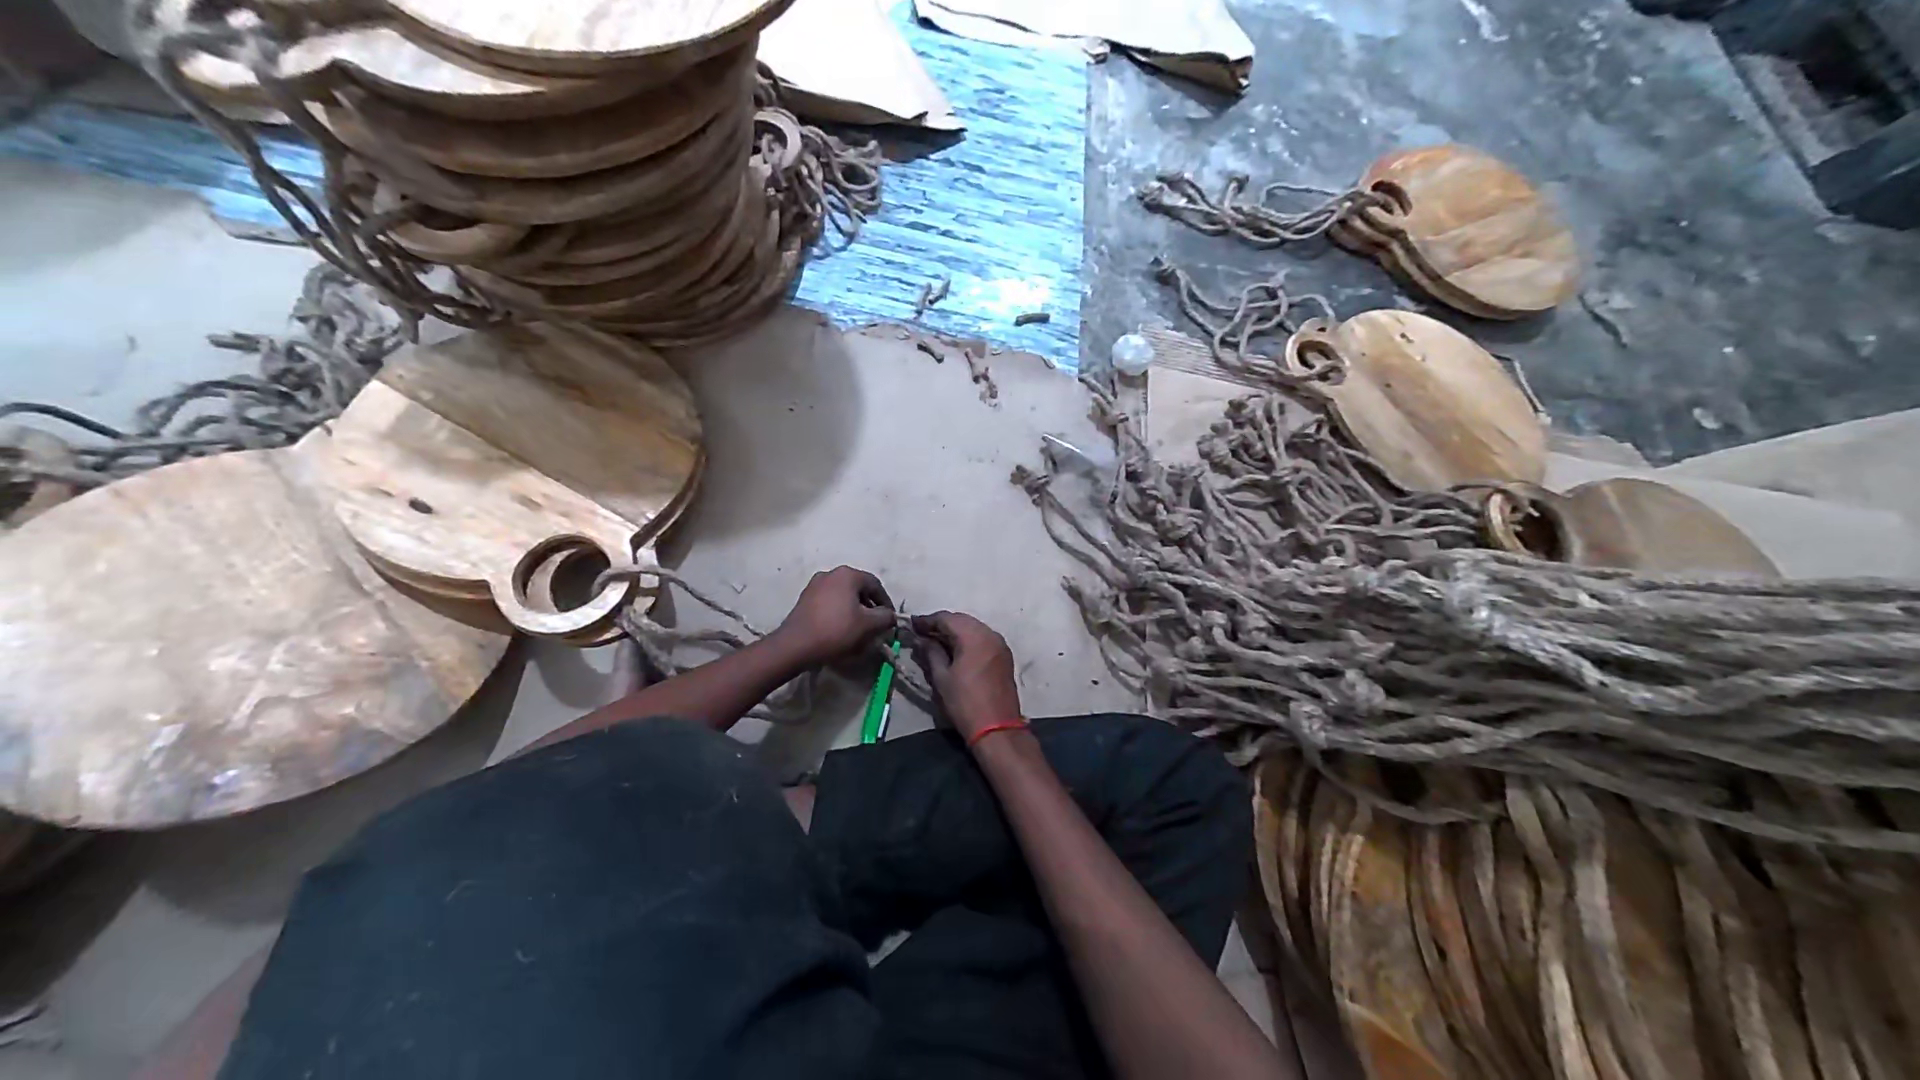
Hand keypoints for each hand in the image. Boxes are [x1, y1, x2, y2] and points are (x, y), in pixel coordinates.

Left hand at [773, 566, 896, 666]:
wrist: (795, 645)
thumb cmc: (835, 631)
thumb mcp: (868, 625)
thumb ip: (885, 617)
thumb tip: (890, 615)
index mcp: (847, 575)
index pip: (875, 585)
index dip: (886, 603)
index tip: (890, 620)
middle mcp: (830, 574)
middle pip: (858, 588)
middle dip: (870, 606)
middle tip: (875, 625)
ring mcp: (815, 585)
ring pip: (843, 595)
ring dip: (854, 610)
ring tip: (859, 629)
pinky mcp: (805, 599)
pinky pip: (830, 602)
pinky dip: (839, 612)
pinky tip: (840, 628)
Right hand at [910, 611, 1022, 742]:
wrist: (997, 728)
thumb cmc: (965, 702)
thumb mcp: (942, 677)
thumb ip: (931, 653)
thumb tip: (921, 640)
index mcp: (974, 636)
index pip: (947, 618)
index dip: (927, 620)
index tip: (910, 625)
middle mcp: (990, 634)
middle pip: (961, 621)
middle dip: (941, 625)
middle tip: (921, 633)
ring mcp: (1000, 645)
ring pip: (973, 628)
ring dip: (954, 632)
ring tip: (935, 641)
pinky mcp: (1004, 656)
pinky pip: (982, 639)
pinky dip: (967, 640)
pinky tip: (954, 649)